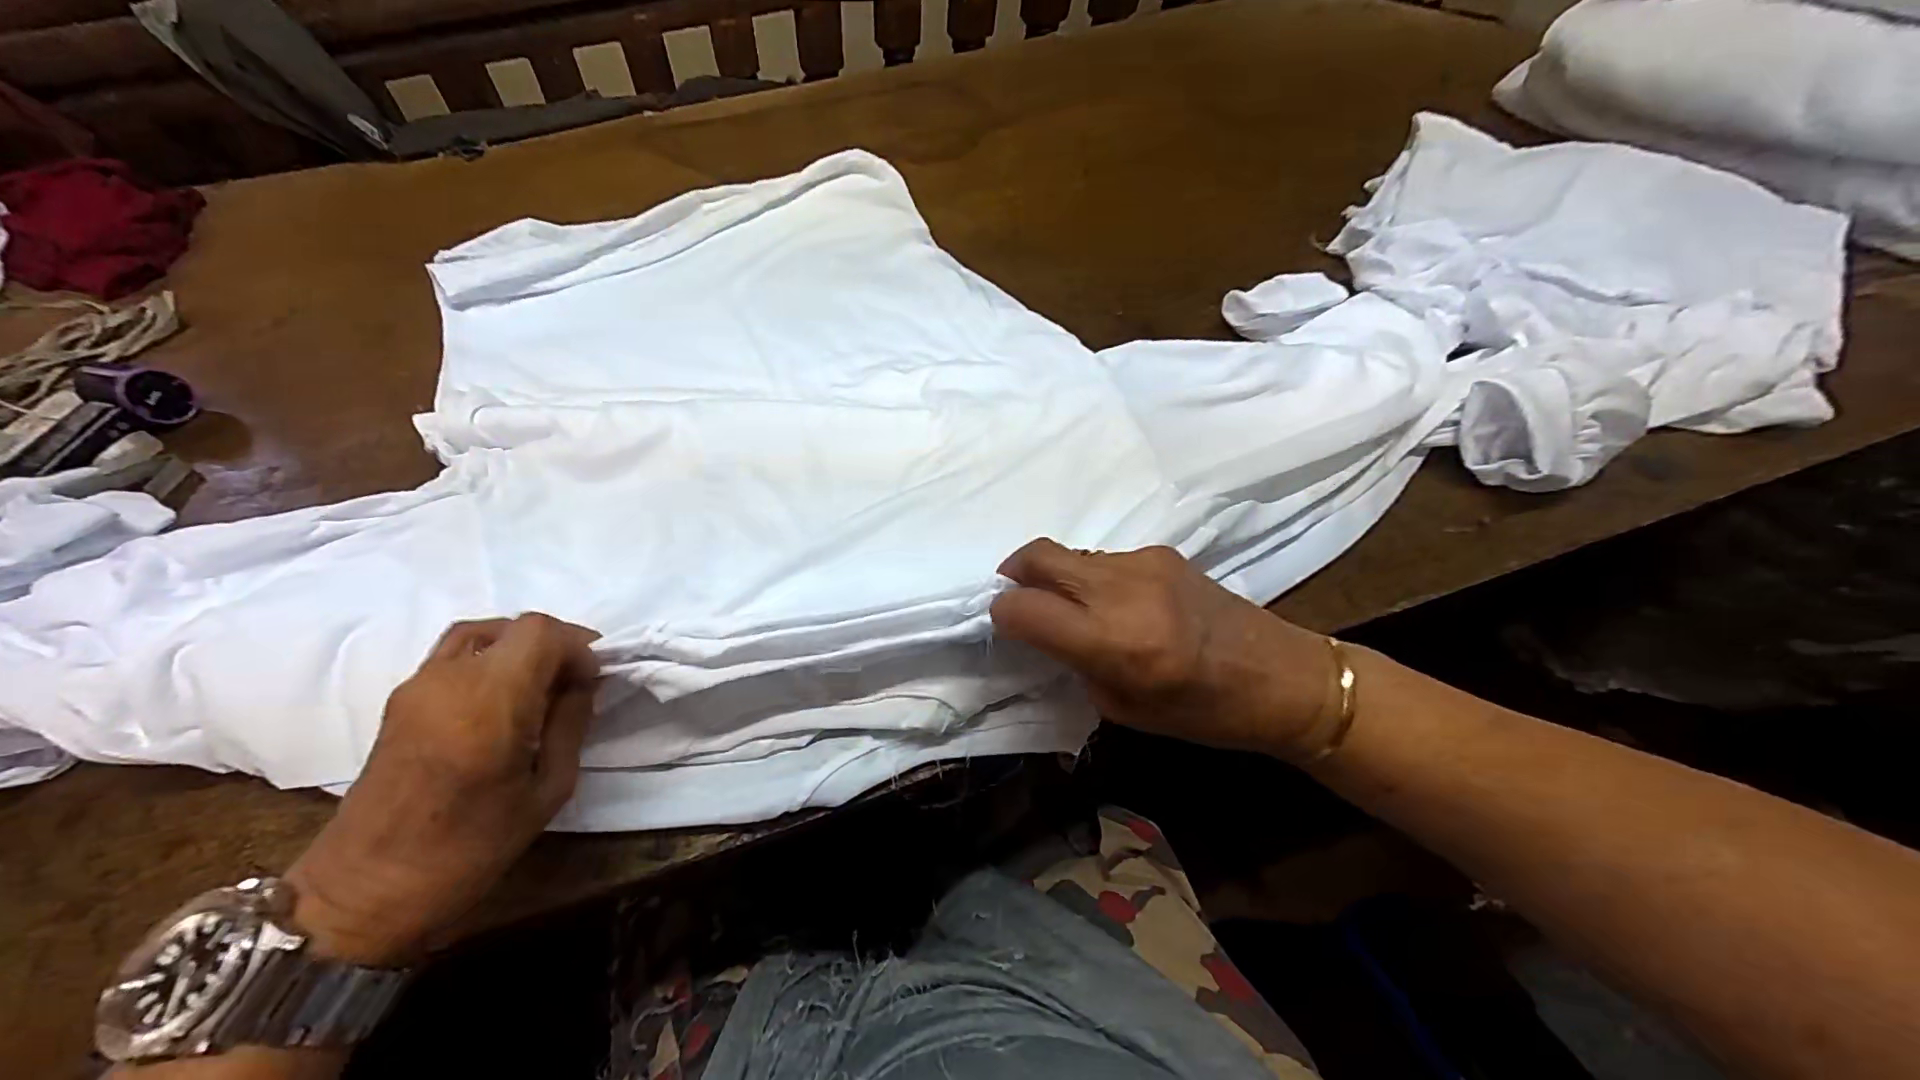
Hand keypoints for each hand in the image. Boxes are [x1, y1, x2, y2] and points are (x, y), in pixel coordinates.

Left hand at [284, 613, 599, 966]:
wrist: (364, 890)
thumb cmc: (470, 847)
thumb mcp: (548, 790)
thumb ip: (570, 724)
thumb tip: (583, 683)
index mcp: (490, 700)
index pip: (542, 631)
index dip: (577, 645)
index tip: (592, 680)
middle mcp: (450, 679)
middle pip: (516, 626)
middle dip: (555, 645)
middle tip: (574, 683)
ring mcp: (418, 686)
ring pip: (483, 633)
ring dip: (520, 648)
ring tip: (540, 685)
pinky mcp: (399, 700)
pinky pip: (455, 654)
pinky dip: (491, 658)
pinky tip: (502, 699)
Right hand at [990, 539, 1340, 760]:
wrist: (1281, 677)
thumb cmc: (1202, 713)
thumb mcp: (1122, 707)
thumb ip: (1075, 662)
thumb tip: (1043, 629)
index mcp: (1115, 642)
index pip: (1024, 608)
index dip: (1004, 615)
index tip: (1007, 627)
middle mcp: (1123, 591)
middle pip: (1038, 555)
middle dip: (1015, 574)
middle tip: (1018, 598)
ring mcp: (1144, 563)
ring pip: (1071, 555)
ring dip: (1057, 577)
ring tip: (1074, 609)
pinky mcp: (1163, 552)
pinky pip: (1105, 558)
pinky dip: (1092, 578)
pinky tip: (1117, 604)